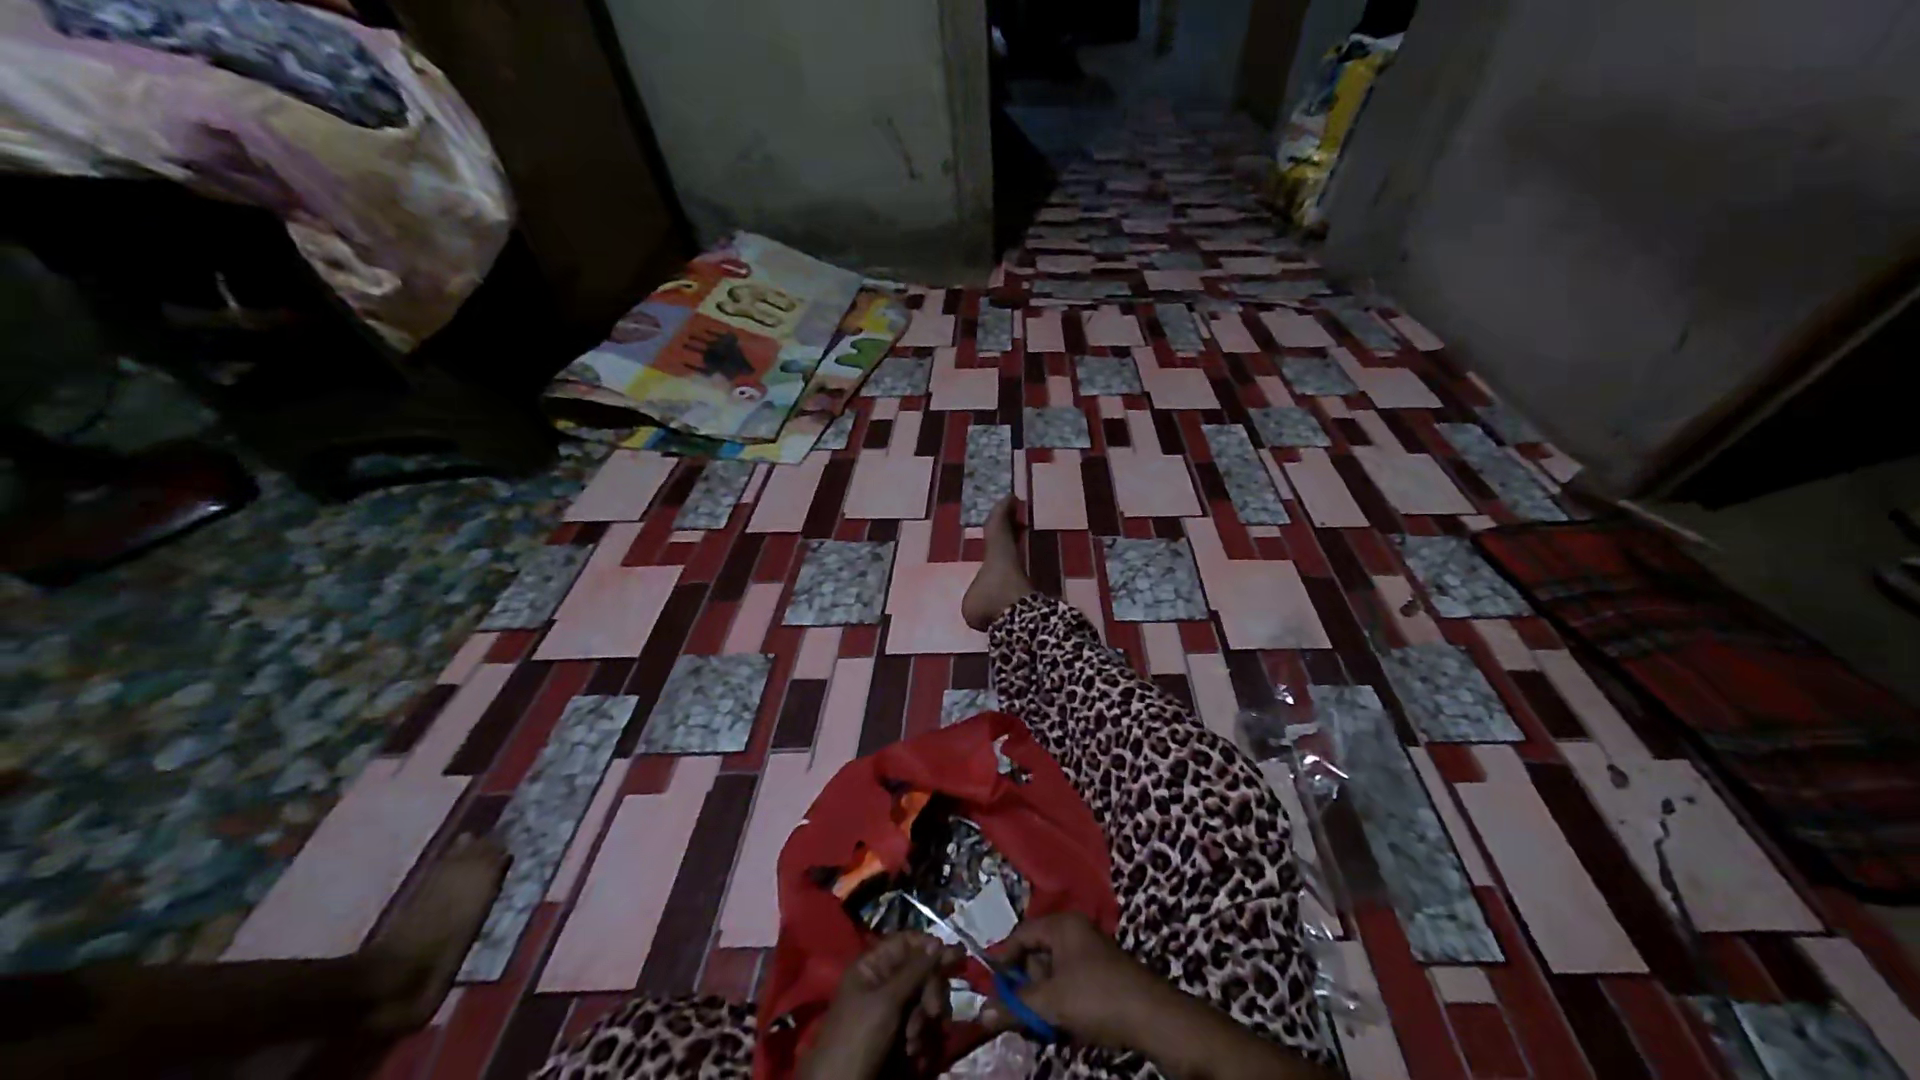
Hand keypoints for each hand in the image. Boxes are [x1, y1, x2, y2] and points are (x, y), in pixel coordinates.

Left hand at [799, 933, 962, 1079]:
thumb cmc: (858, 1037)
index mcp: (873, 966)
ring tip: (914, 1041)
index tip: (953, 958)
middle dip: (930, 992)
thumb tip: (938, 942)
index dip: (929, 947)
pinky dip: (923, 1038)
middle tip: (933, 1012)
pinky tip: (915, 1053)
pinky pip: (922, 1026)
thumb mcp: (886, 1000)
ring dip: (926, 1020)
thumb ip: (915, 970)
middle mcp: (884, 983)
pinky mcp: (899, 1036)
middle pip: (921, 972)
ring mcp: (892, 1010)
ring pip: (924, 1000)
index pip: (907, 942)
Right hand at [981, 912, 1172, 1049]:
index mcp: (1062, 925)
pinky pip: (1068, 985)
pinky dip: (1060, 1005)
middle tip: (1019, 1014)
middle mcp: (1074, 932)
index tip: (990, 988)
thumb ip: (1016, 1005)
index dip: (1003, 960)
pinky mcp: (1100, 976)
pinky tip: (1062, 1028)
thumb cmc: (1097, 997)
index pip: (1020, 934)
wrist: (1153, 1018)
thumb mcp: (1051, 1002)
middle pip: (1035, 955)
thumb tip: (981, 1012)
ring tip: (1043, 1026)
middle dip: (1025, 987)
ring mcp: (1089, 953)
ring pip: (1052, 975)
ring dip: (1042, 1001)